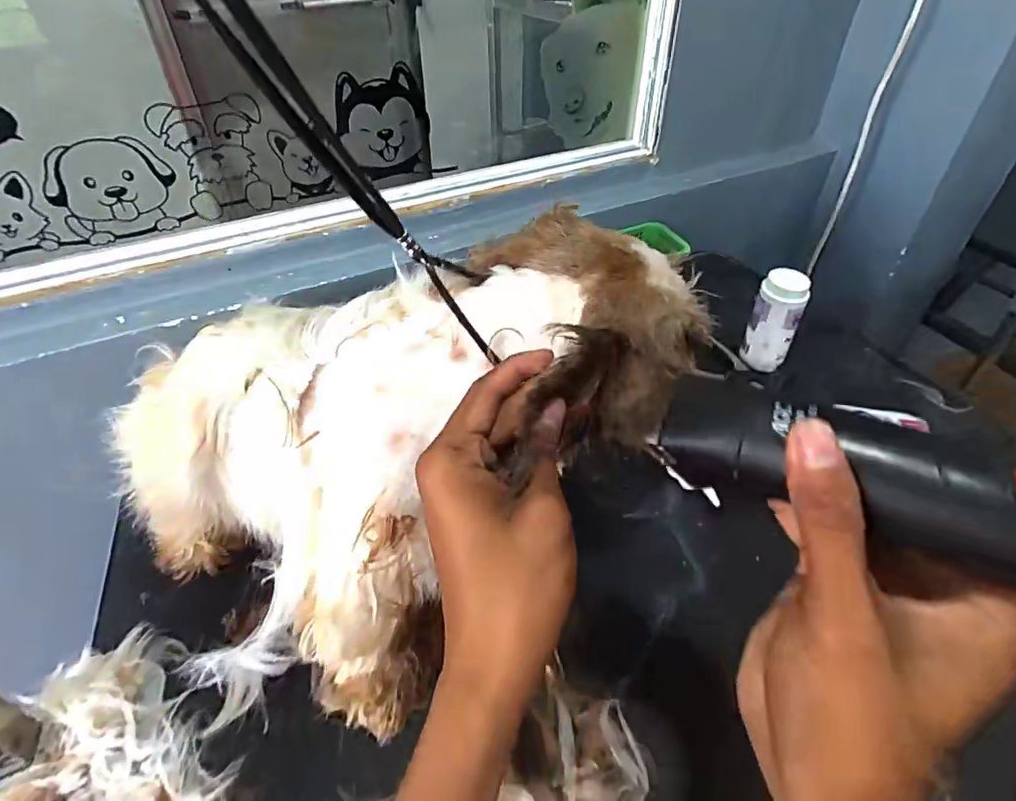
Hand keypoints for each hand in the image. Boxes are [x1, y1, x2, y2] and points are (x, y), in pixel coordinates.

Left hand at [416, 349, 575, 706]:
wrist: (492, 661)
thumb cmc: (519, 584)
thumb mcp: (543, 509)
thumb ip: (545, 450)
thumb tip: (554, 408)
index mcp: (448, 459)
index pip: (484, 394)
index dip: (521, 369)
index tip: (556, 354)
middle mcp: (442, 466)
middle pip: (487, 413)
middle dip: (529, 393)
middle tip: (574, 376)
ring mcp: (453, 488)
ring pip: (493, 437)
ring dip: (529, 419)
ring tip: (573, 398)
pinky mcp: (467, 507)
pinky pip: (494, 462)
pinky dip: (524, 448)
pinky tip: (556, 435)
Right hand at [737, 420, 1015, 800]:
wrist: (802, 779)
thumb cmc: (856, 719)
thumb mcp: (845, 616)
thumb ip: (831, 522)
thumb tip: (812, 431)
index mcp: (995, 599)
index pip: (1012, 510)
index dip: (985, 458)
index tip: (948, 401)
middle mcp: (954, 582)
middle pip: (933, 497)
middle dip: (898, 451)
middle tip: (864, 389)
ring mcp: (896, 579)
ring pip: (877, 505)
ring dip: (845, 469)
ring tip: (818, 410)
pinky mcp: (846, 580)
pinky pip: (833, 522)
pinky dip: (808, 494)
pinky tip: (780, 458)